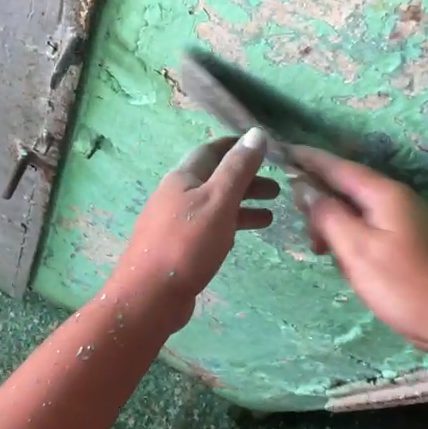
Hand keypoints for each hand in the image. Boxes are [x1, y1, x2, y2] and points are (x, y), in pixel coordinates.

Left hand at [111, 131, 276, 307]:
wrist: (150, 295)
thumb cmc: (187, 243)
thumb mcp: (218, 200)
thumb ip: (238, 168)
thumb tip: (256, 133)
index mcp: (183, 177)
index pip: (211, 150)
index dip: (237, 145)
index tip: (263, 147)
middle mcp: (176, 194)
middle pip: (214, 178)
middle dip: (245, 179)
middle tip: (277, 187)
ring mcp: (175, 221)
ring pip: (213, 204)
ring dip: (241, 204)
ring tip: (271, 212)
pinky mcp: (178, 246)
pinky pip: (208, 226)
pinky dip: (229, 224)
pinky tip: (244, 234)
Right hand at [291, 147, 427, 351]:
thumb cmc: (403, 285)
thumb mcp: (355, 249)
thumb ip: (327, 214)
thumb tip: (304, 188)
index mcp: (385, 194)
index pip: (338, 166)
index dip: (308, 159)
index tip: (281, 152)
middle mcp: (399, 200)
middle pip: (348, 188)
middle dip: (320, 202)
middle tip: (307, 233)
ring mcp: (409, 221)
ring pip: (359, 211)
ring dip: (335, 226)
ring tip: (324, 253)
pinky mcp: (413, 243)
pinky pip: (372, 228)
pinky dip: (352, 238)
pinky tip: (348, 262)